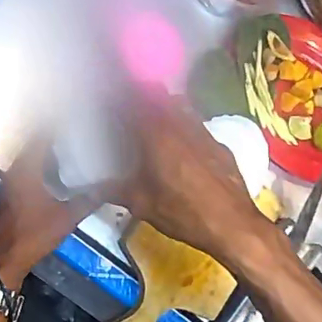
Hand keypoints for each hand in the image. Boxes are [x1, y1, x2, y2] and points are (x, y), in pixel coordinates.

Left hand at [0, 138, 98, 289]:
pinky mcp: (9, 193)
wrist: (3, 258)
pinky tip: (56, 173)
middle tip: (76, 132)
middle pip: (33, 145)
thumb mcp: (65, 218)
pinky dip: (40, 166)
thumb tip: (108, 187)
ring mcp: (9, 182)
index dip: (55, 126)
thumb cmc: (33, 235)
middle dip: (52, 137)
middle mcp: (14, 170)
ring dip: (46, 152)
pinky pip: (25, 171)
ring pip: (29, 159)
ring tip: (70, 148)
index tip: (72, 118)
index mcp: (26, 170)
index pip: (40, 137)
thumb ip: (87, 201)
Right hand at [114, 91, 284, 269]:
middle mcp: (181, 125)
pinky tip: (179, 148)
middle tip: (126, 108)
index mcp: (156, 134)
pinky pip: (196, 125)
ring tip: (151, 124)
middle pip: (159, 95)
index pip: (134, 98)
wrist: (234, 227)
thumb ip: (111, 190)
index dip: (119, 93)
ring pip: (181, 106)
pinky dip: (183, 127)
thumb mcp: (140, 204)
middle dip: (141, 96)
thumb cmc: (182, 212)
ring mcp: (204, 133)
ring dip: (164, 108)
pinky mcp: (220, 146)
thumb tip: (87, 189)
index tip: (107, 96)